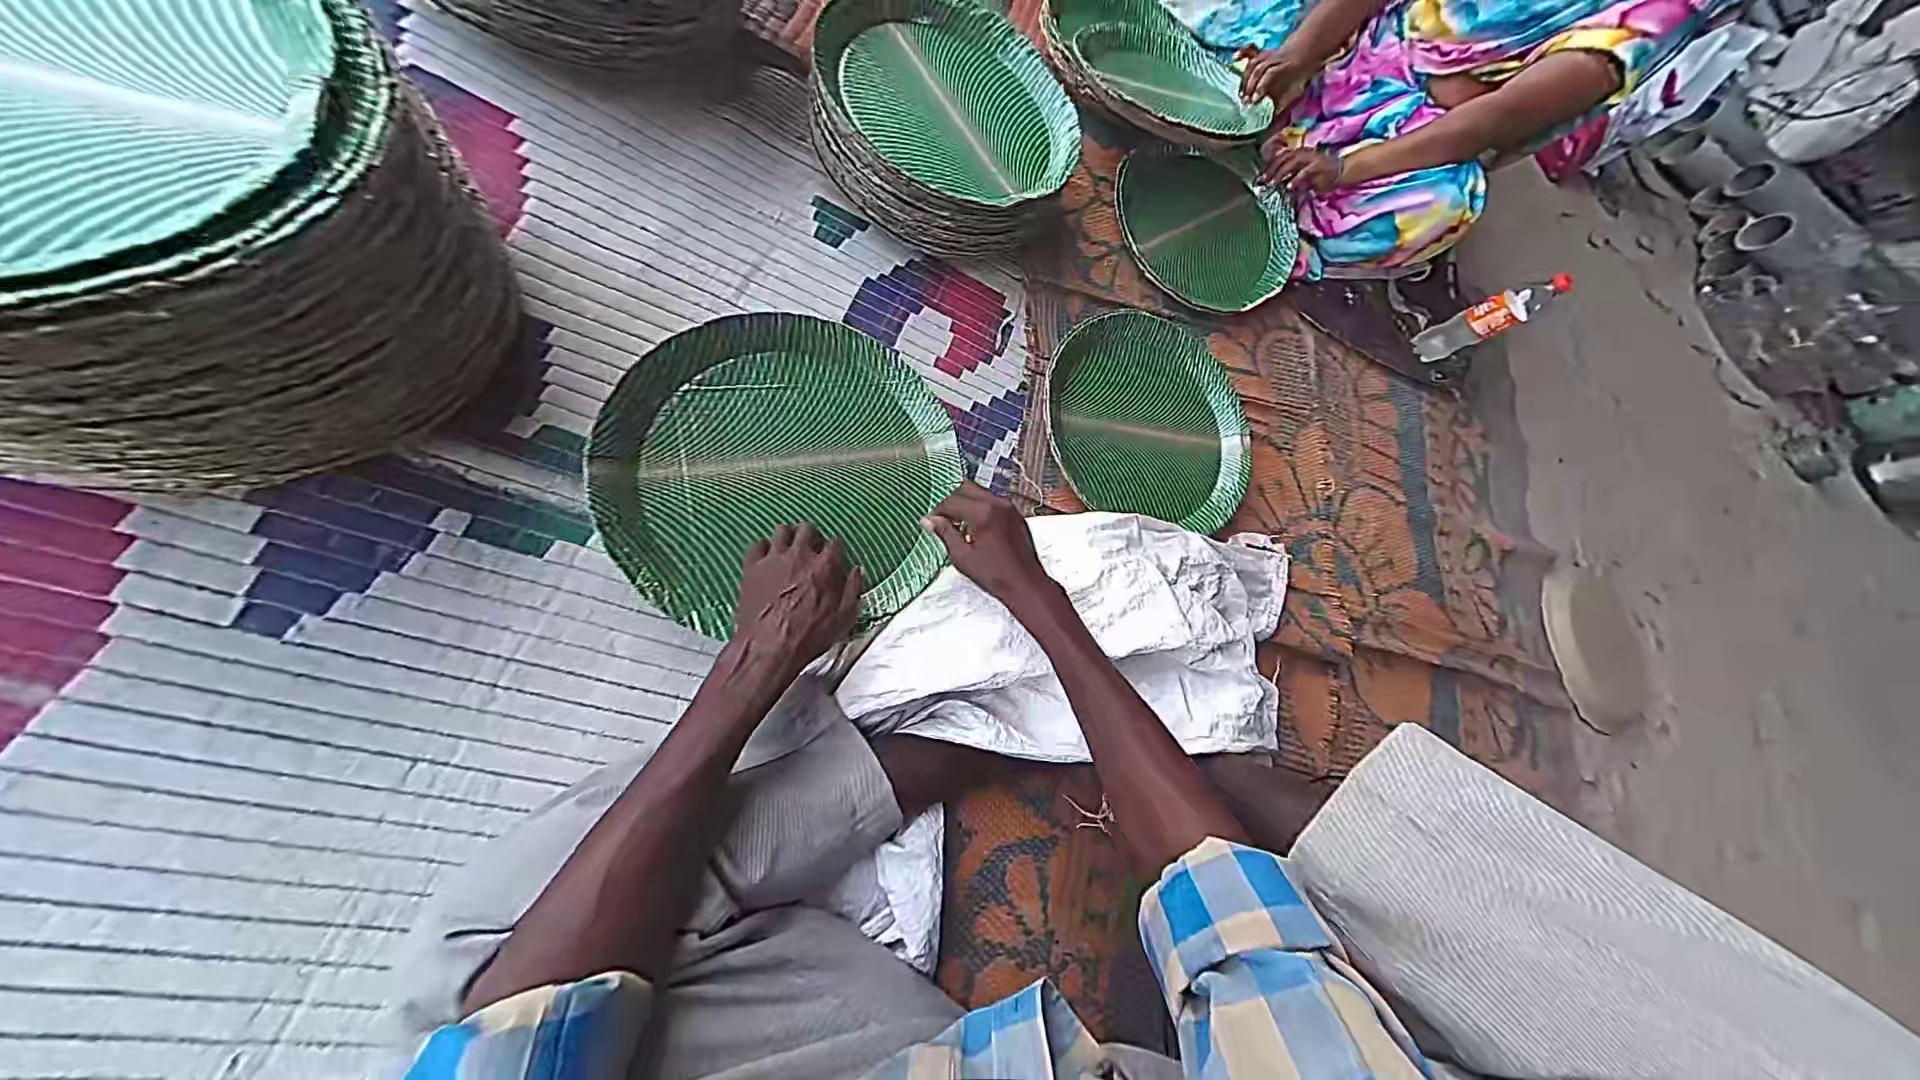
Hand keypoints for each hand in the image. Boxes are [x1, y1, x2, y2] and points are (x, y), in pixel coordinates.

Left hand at [733, 524, 863, 672]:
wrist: (769, 646)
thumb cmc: (808, 635)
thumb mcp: (844, 617)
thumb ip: (853, 590)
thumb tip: (857, 572)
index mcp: (825, 566)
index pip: (835, 543)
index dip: (836, 547)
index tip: (835, 554)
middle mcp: (800, 556)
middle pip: (807, 529)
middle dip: (812, 535)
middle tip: (812, 544)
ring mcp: (774, 559)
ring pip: (782, 531)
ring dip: (789, 534)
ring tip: (790, 543)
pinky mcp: (753, 567)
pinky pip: (758, 545)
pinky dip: (764, 547)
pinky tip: (767, 555)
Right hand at [921, 481, 1053, 610]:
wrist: (1026, 585)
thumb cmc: (999, 576)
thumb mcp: (962, 557)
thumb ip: (944, 533)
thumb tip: (930, 521)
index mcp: (983, 514)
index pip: (951, 502)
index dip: (937, 512)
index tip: (931, 522)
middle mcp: (998, 505)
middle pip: (965, 488)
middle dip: (951, 502)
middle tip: (943, 520)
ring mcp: (1009, 508)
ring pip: (980, 492)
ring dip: (966, 503)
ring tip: (959, 526)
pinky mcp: (1016, 514)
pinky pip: (993, 501)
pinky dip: (980, 507)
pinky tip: (976, 528)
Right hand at [1236, 44, 1314, 108]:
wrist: (1307, 50)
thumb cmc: (1301, 74)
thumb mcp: (1297, 88)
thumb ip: (1282, 101)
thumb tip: (1270, 119)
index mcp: (1286, 66)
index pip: (1270, 75)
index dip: (1260, 87)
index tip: (1253, 101)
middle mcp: (1276, 58)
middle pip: (1258, 69)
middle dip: (1250, 86)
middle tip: (1244, 102)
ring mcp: (1269, 55)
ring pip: (1253, 64)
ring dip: (1245, 80)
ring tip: (1241, 95)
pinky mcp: (1263, 54)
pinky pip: (1251, 51)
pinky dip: (1242, 53)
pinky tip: (1235, 57)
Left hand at [1259, 143, 1343, 192]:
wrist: (1339, 171)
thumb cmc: (1316, 174)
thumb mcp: (1298, 174)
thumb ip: (1285, 177)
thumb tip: (1269, 183)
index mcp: (1297, 154)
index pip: (1280, 158)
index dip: (1269, 168)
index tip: (1259, 180)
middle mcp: (1303, 153)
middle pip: (1284, 159)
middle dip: (1272, 171)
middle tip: (1264, 183)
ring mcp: (1311, 158)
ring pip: (1292, 162)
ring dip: (1281, 173)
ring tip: (1273, 183)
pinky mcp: (1319, 165)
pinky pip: (1305, 172)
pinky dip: (1296, 179)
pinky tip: (1288, 187)